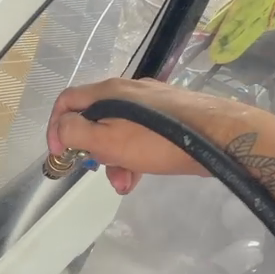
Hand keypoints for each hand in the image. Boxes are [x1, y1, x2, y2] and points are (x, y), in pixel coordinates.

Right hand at [46, 77, 274, 194]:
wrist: (219, 137)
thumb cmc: (156, 140)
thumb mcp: (106, 140)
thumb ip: (75, 132)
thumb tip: (61, 127)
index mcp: (107, 92)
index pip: (66, 101)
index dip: (55, 127)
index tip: (60, 154)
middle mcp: (126, 90)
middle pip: (92, 119)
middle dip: (90, 149)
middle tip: (96, 170)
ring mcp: (149, 102)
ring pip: (116, 131)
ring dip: (112, 159)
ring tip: (123, 182)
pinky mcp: (168, 115)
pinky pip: (138, 135)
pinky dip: (133, 156)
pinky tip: (140, 175)